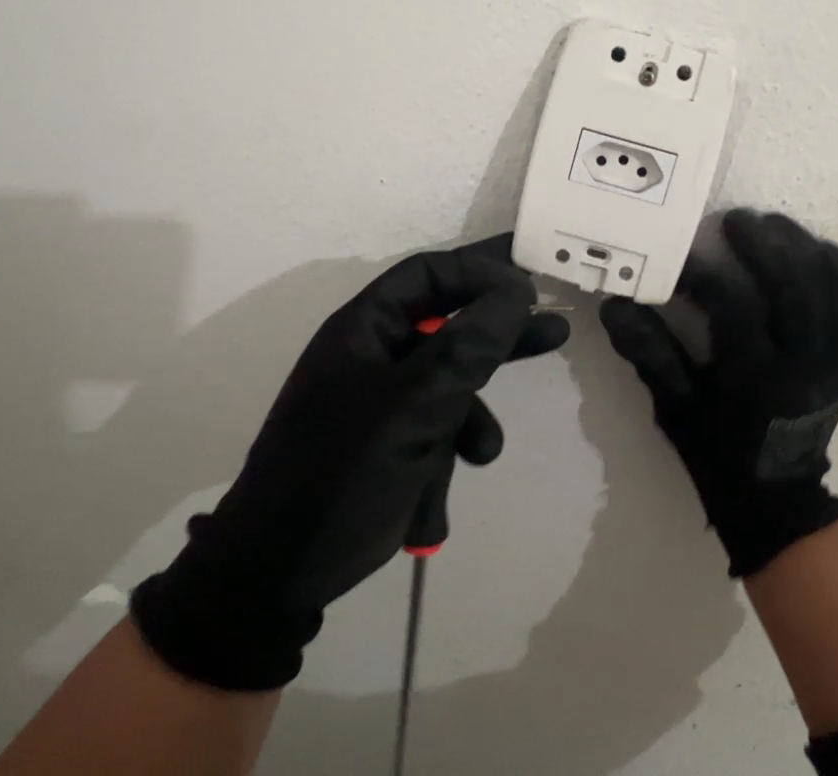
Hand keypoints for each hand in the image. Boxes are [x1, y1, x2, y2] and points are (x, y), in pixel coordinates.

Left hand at [131, 235, 568, 690]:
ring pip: (452, 388)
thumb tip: (515, 292)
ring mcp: (384, 403)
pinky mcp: (395, 445)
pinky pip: (439, 433)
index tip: (528, 289)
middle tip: (554, 328)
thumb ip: (468, 346)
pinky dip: (447, 458)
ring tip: (484, 453)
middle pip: (450, 325)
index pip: (428, 273)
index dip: (480, 273)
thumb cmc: (343, 470)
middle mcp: (374, 356)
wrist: (282, 565)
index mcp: (364, 329)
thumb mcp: (414, 404)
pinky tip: (439, 502)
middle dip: (499, 335)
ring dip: (472, 420)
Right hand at [601, 210, 837, 576]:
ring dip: (805, 248)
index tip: (679, 256)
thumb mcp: (673, 406)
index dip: (704, 273)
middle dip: (765, 245)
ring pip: (834, 289)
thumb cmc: (715, 450)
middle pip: (796, 287)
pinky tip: (825, 251)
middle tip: (737, 219)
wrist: (776, 495)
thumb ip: (648, 351)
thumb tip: (613, 303)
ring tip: (775, 225)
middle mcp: (806, 368)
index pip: (734, 306)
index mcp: (756, 379)